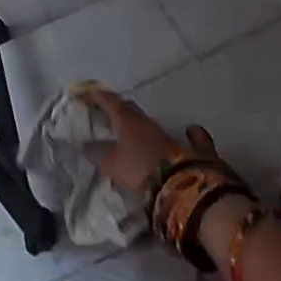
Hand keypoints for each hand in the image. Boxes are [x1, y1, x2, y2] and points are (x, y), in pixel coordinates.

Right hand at [80, 88, 221, 193]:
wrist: (182, 187)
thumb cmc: (140, 171)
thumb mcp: (112, 167)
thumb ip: (98, 156)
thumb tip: (87, 147)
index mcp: (127, 121)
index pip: (109, 101)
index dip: (97, 95)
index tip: (86, 93)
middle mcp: (148, 123)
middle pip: (130, 109)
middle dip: (117, 108)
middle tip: (106, 112)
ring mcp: (171, 135)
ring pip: (152, 123)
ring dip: (141, 124)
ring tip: (132, 129)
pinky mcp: (194, 149)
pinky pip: (194, 137)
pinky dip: (191, 133)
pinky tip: (190, 130)